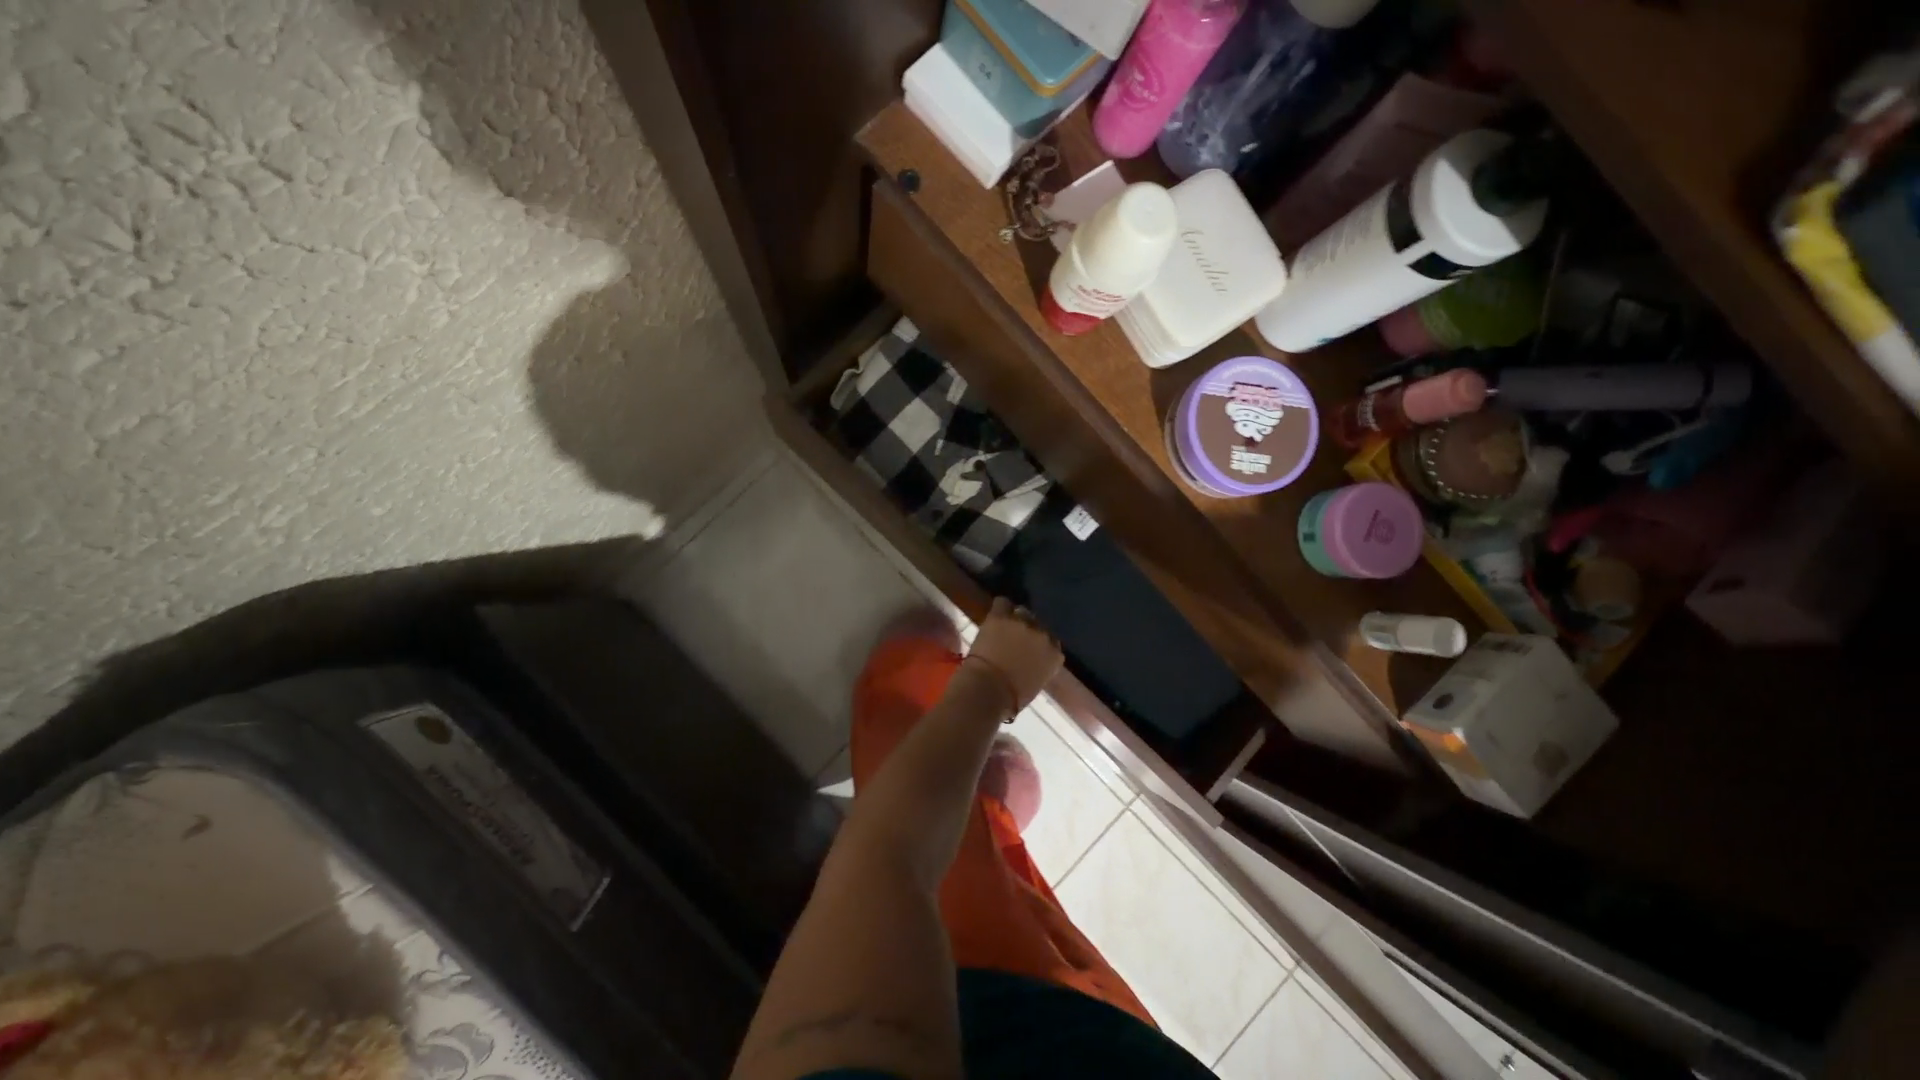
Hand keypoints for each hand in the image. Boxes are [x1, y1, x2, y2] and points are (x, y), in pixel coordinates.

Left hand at [964, 599, 1062, 712]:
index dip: (1040, 643)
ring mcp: (1022, 623)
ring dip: (1015, 619)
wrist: (988, 690)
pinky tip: (995, 617)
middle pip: (1038, 624)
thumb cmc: (1011, 699)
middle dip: (1029, 630)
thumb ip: (1040, 667)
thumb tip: (1032, 661)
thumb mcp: (1036, 683)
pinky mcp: (1001, 617)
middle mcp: (1043, 635)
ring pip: (1022, 612)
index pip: (1052, 641)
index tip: (1030, 649)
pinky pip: (1002, 603)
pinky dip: (1000, 609)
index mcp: (1054, 655)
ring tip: (1005, 626)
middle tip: (1016, 638)